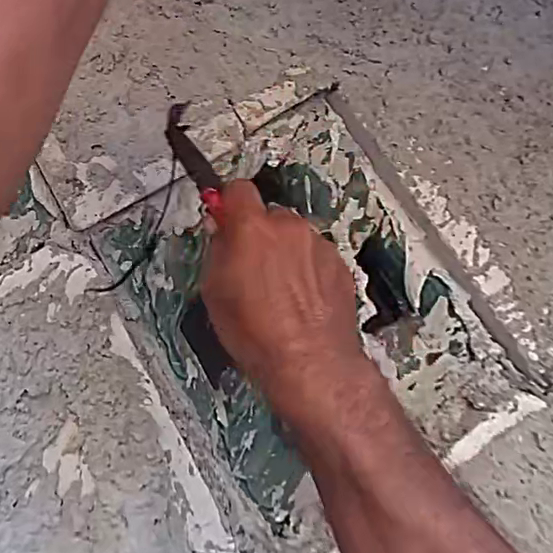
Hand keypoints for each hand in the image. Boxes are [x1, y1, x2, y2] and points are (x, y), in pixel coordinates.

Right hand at [200, 180, 368, 418]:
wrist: (310, 363)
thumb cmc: (259, 333)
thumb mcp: (214, 289)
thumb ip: (216, 249)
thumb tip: (219, 233)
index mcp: (251, 227)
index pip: (237, 189)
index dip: (228, 202)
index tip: (223, 213)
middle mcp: (287, 228)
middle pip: (268, 214)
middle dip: (257, 232)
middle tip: (248, 263)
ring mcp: (316, 245)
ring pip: (293, 235)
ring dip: (284, 252)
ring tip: (275, 290)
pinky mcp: (338, 265)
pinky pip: (315, 256)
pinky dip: (306, 270)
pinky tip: (297, 300)